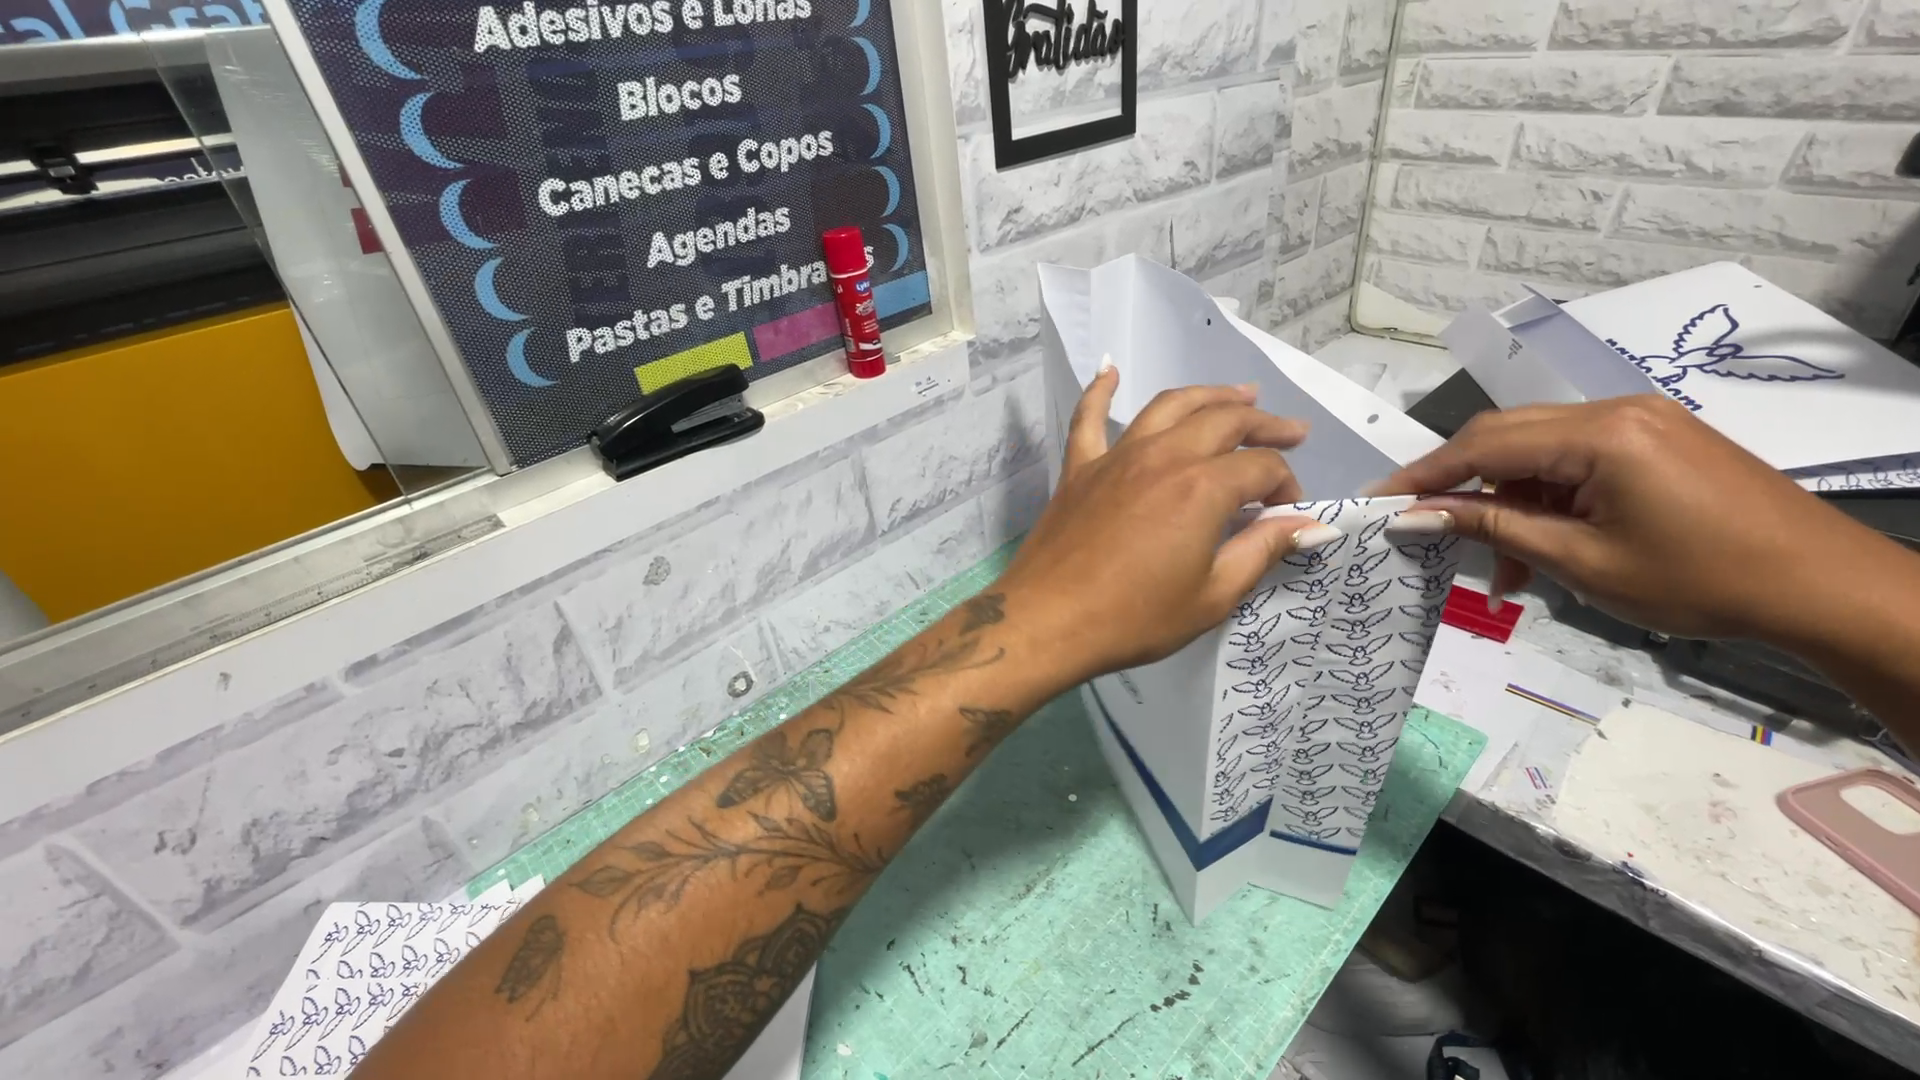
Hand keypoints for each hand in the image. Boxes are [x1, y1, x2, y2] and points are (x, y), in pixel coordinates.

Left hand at [999, 364, 1330, 684]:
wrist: (1049, 621)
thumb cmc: (1135, 618)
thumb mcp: (1212, 595)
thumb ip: (1262, 550)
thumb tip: (1311, 524)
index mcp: (1203, 488)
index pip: (1262, 466)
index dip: (1286, 486)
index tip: (1287, 514)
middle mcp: (1163, 457)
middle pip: (1224, 420)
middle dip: (1264, 424)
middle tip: (1291, 431)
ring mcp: (1117, 457)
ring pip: (1169, 406)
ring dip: (1209, 395)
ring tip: (1239, 394)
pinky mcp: (1079, 468)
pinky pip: (1089, 417)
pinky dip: (1100, 390)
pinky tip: (1110, 371)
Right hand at [1376, 395, 1896, 641]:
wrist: (1827, 589)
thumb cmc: (1699, 581)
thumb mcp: (1581, 561)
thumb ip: (1492, 528)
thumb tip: (1419, 515)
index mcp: (1599, 435)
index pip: (1482, 445)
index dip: (1422, 474)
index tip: (1377, 500)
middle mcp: (1614, 411)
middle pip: (1503, 435)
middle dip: (1457, 483)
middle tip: (1422, 526)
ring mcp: (1639, 421)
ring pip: (1535, 451)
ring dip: (1504, 501)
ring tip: (1502, 566)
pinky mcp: (1654, 440)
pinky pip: (1573, 460)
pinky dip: (1544, 499)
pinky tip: (1542, 545)